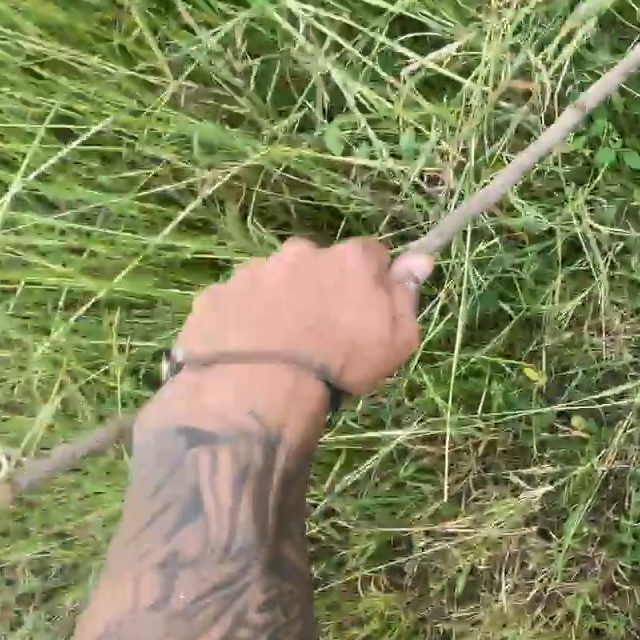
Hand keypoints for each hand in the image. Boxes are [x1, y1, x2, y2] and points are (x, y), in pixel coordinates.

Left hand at [173, 238, 431, 395]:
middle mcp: (302, 253)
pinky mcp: (218, 292)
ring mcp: (255, 270)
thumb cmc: (344, 362)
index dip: (376, 277)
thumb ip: (407, 294)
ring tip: (289, 339)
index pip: (373, 252)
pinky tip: (257, 344)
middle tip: (329, 325)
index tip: (374, 305)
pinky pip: (242, 298)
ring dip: (288, 298)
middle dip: (327, 284)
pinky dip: (252, 313)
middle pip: (322, 261)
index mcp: (350, 260)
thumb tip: (421, 259)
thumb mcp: (399, 337)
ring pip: (280, 278)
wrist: (261, 386)